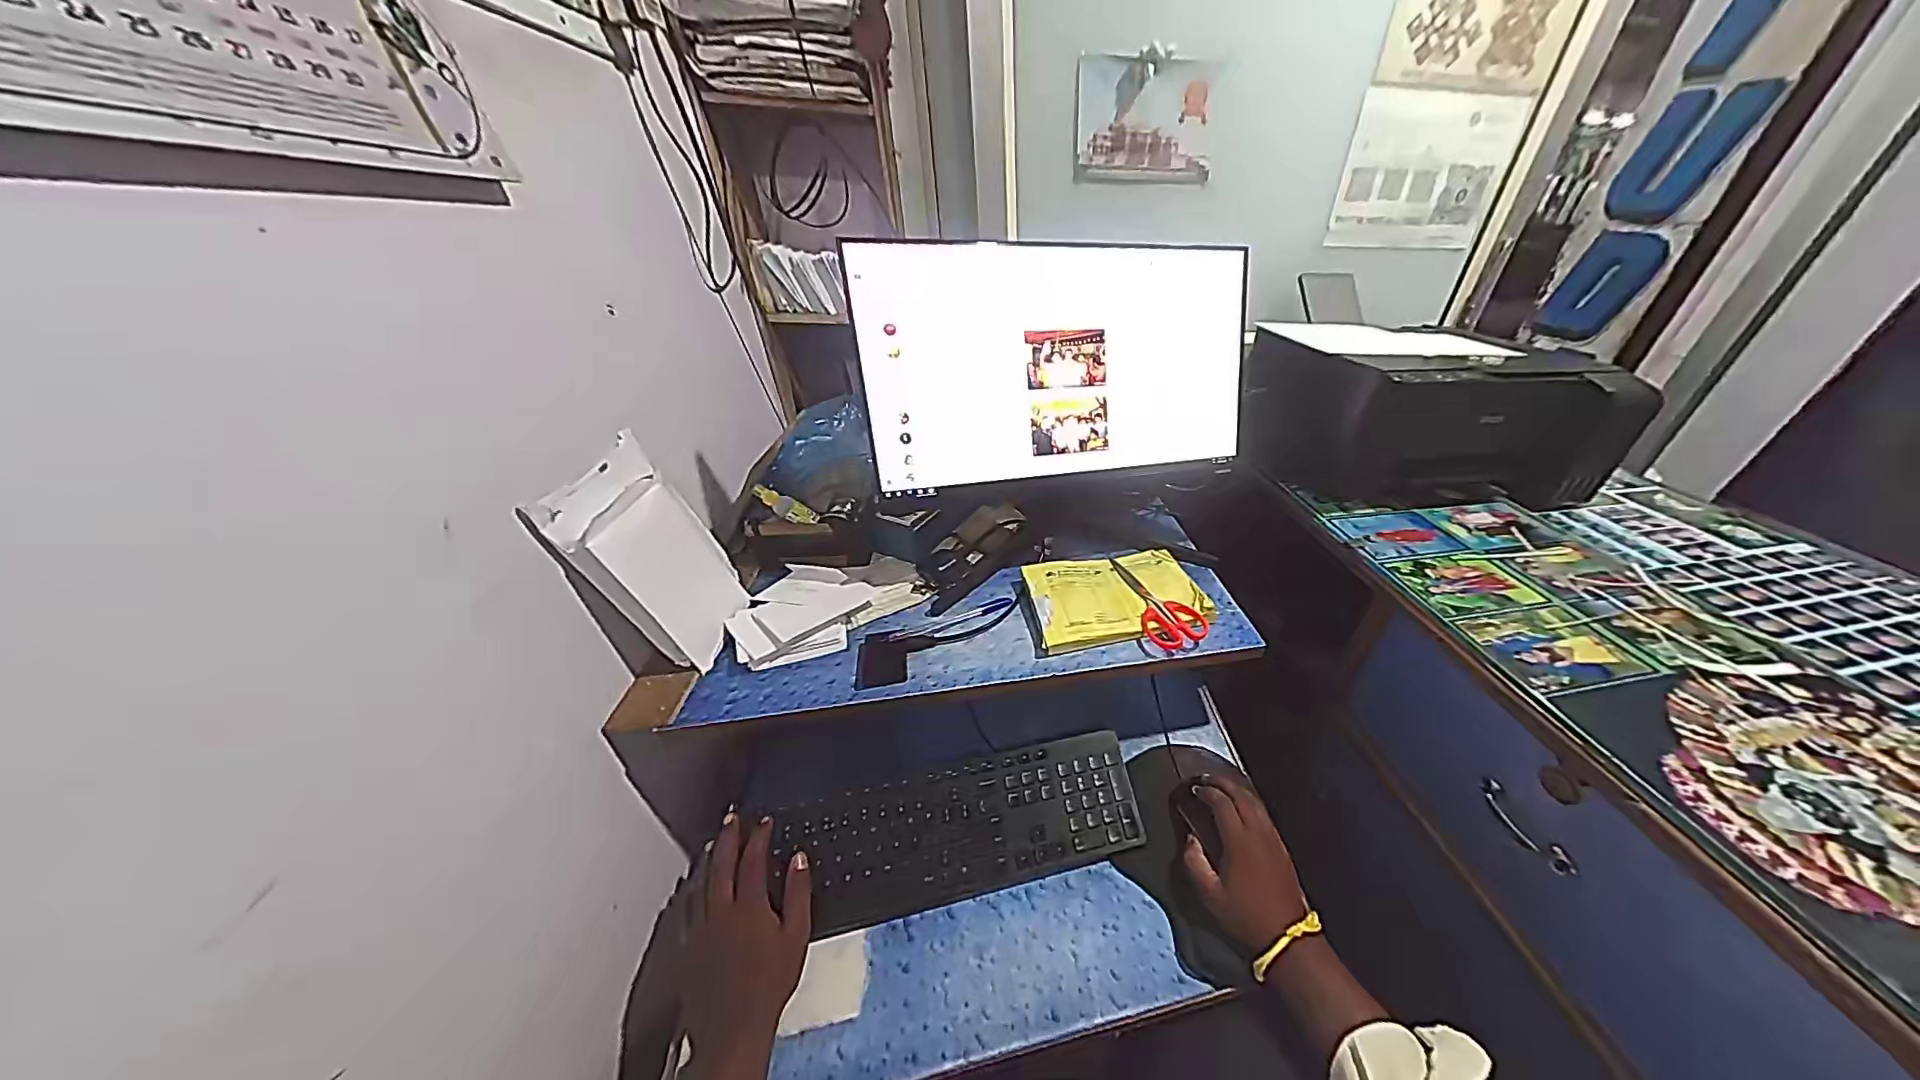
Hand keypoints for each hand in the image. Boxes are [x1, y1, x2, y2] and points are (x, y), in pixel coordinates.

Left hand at [681, 812, 811, 1079]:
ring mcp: (701, 926)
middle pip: (721, 862)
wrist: (732, 1026)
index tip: (763, 822)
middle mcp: (721, 910)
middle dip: (728, 836)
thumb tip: (799, 860)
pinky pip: (686, 904)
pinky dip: (691, 886)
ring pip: (701, 880)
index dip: (758, 836)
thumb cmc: (768, 985)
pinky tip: (692, 881)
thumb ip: (798, 892)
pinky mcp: (687, 944)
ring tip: (713, 841)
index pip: (752, 859)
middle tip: (733, 818)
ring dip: (708, 856)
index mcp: (749, 905)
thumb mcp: (796, 935)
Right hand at [1179, 772, 1310, 954]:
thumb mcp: (1209, 893)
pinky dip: (1250, 803)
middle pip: (1242, 795)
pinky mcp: (1282, 849)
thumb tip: (1191, 839)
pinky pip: (1264, 815)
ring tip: (1221, 788)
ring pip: (1256, 803)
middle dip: (1222, 783)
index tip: (1193, 789)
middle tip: (1205, 779)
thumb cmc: (1244, 916)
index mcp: (1239, 841)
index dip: (1205, 791)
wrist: (1286, 938)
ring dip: (1237, 790)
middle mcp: (1259, 834)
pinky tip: (1241, 809)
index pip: (1222, 803)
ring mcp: (1274, 840)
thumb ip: (1194, 861)